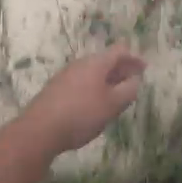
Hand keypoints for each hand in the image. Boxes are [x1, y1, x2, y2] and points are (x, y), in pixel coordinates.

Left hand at [22, 46, 146, 152]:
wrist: (37, 131)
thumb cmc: (81, 114)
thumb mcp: (112, 105)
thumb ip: (128, 91)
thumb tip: (135, 80)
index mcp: (97, 62)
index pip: (120, 51)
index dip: (134, 58)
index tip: (144, 69)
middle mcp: (81, 63)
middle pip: (105, 61)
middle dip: (121, 71)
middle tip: (131, 83)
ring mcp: (65, 76)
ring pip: (92, 73)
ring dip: (106, 81)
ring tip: (114, 97)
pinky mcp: (54, 90)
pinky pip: (80, 83)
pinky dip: (92, 88)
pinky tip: (92, 105)